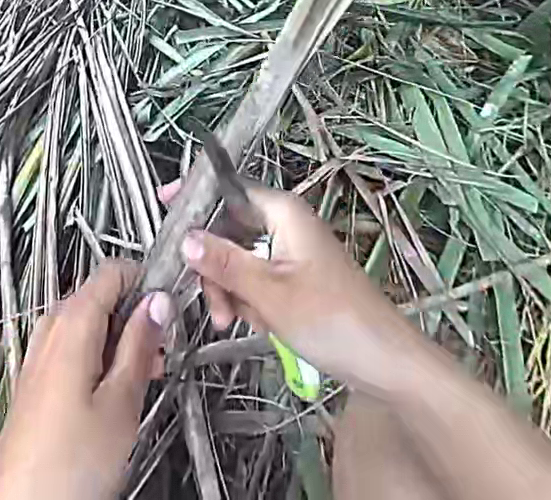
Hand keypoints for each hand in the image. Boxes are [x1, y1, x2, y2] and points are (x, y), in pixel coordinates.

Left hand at [0, 262, 172, 499]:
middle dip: (136, 317)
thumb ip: (141, 342)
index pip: (115, 270)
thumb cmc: (65, 469)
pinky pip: (75, 349)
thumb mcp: (122, 401)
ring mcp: (40, 354)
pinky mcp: (37, 380)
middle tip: (162, 349)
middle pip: (103, 296)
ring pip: (90, 324)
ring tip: (144, 377)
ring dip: (121, 341)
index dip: (147, 283)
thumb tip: (157, 302)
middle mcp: (51, 329)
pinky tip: (114, 394)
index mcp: (72, 321)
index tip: (168, 307)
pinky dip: (100, 359)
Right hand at [169, 181, 438, 397]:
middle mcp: (285, 223)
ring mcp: (291, 251)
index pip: (229, 188)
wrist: (386, 362)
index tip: (164, 201)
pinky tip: (257, 323)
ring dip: (231, 289)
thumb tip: (186, 236)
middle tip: (215, 304)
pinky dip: (249, 299)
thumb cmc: (332, 319)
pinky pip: (257, 277)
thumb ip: (224, 262)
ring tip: (234, 321)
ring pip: (240, 257)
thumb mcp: (268, 293)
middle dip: (216, 265)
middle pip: (230, 228)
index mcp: (282, 211)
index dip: (197, 195)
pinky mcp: (296, 276)